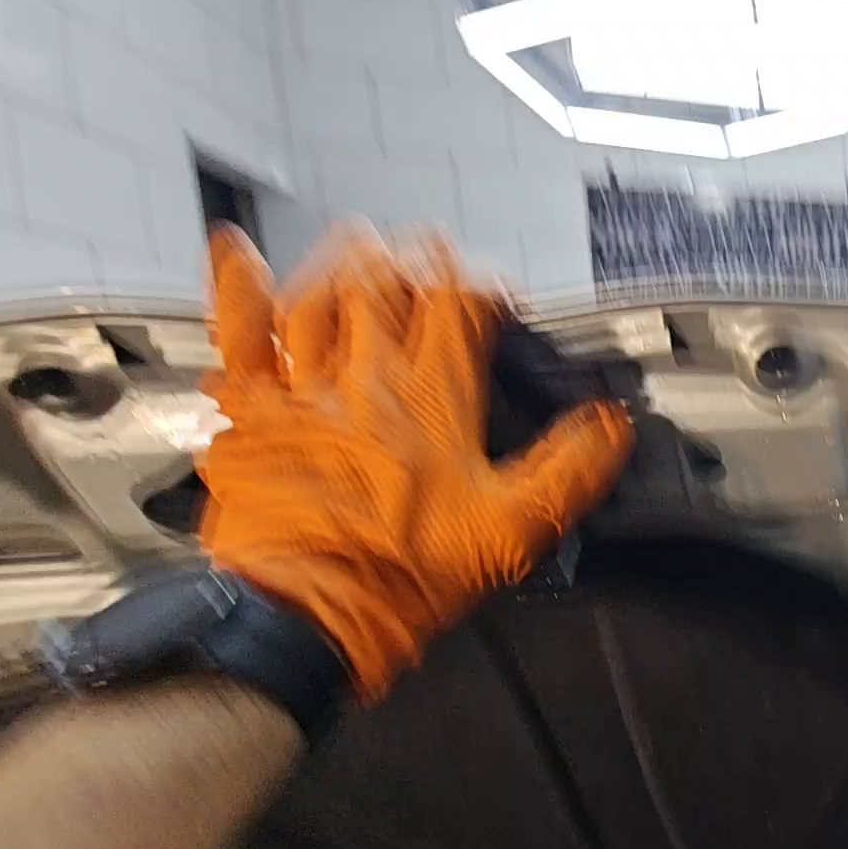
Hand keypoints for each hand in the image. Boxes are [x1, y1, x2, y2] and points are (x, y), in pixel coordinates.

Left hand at [199, 225, 633, 702]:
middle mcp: (370, 382)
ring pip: (324, 299)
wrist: (315, 607)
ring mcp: (306, 391)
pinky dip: (235, 286)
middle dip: (418, 265)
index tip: (497, 290)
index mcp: (437, 403)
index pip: (461, 316)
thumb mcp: (521, 525)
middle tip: (430, 247)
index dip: (483, 291)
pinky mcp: (254, 412)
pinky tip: (235, 253)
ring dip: (348, 264)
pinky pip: (238, 332)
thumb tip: (612, 425)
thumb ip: (574, 467)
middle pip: (393, 296)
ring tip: (367, 240)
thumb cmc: (411, 569)